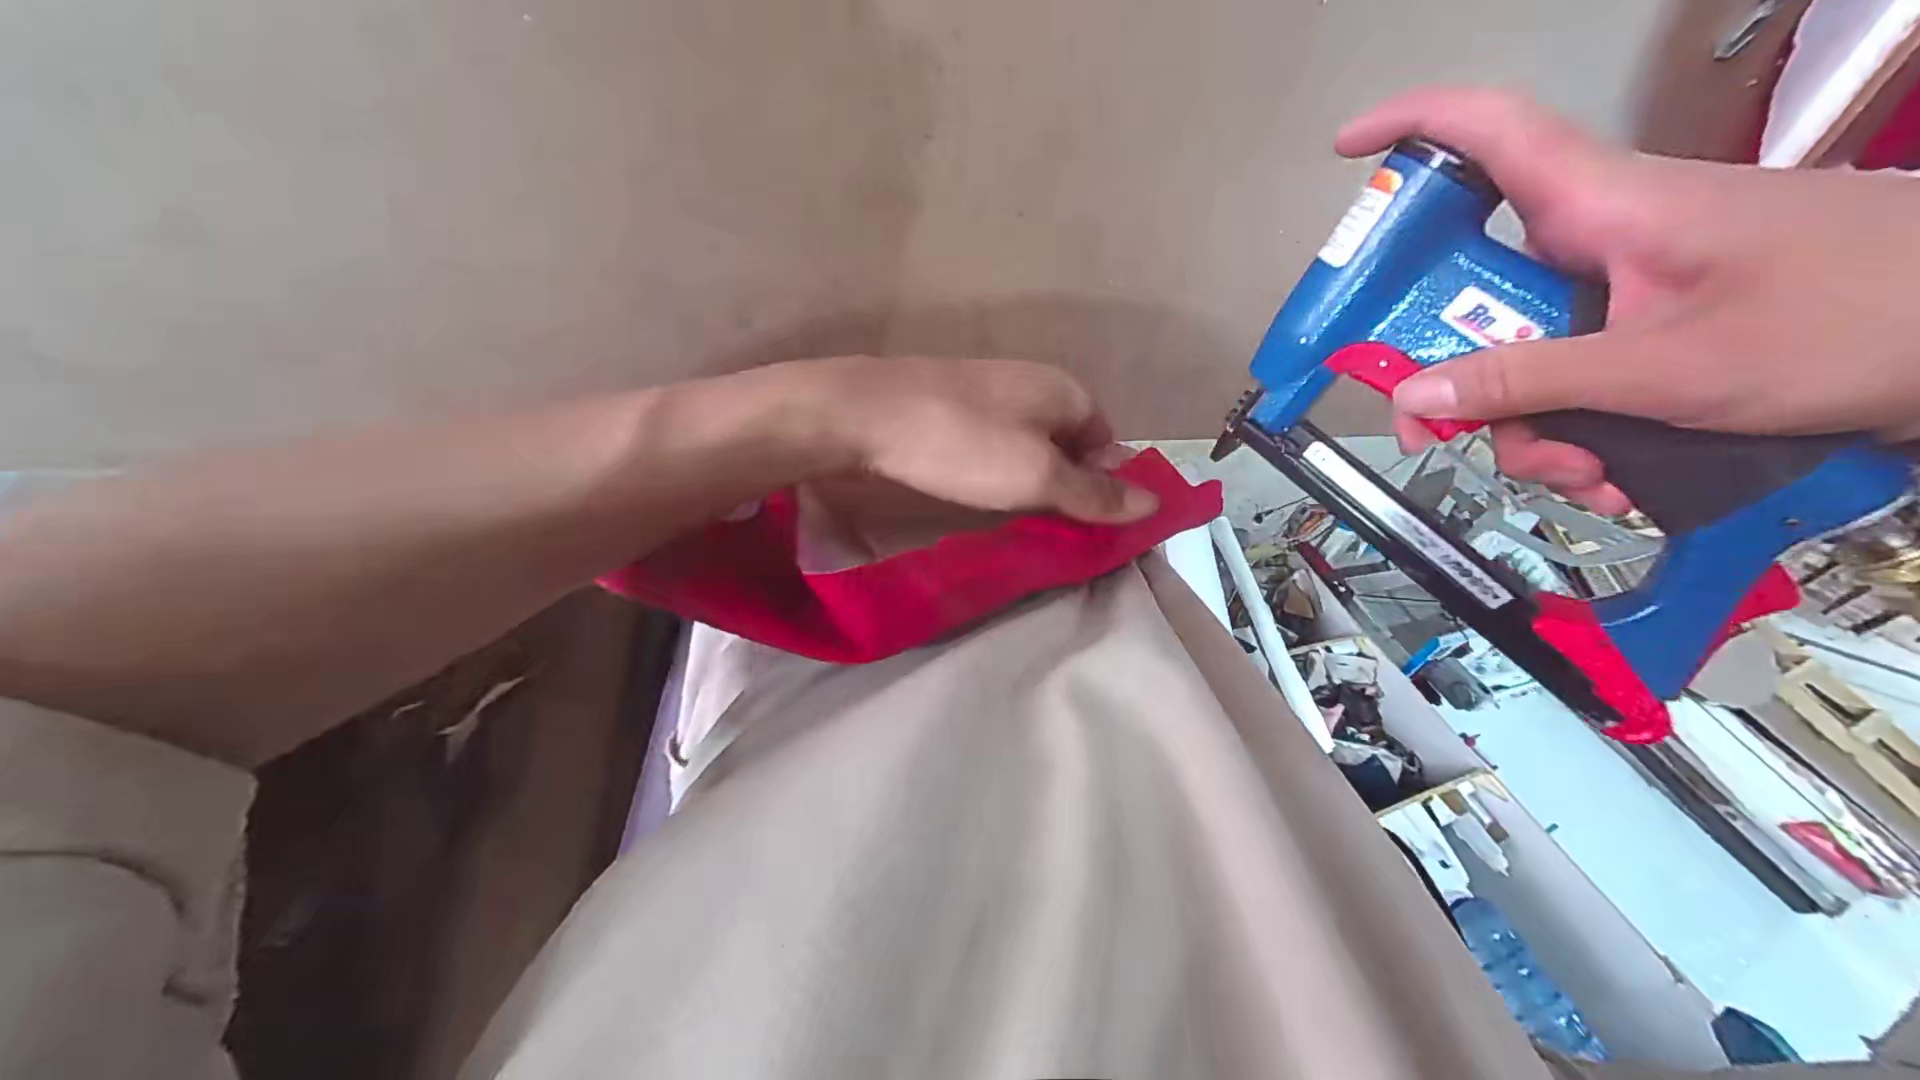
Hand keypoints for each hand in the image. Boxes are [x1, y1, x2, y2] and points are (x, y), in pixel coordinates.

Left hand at [795, 356, 1157, 524]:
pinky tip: (972, 491)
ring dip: (1026, 483)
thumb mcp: (1037, 477)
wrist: (864, 413)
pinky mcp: (951, 406)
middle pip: (1067, 445)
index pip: (1107, 443)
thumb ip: (1094, 492)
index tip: (1085, 527)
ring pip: (1026, 447)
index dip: (1103, 486)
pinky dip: (992, 471)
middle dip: (1063, 488)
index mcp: (1065, 390)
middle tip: (1047, 529)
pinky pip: (991, 445)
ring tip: (1009, 517)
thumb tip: (1155, 502)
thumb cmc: (962, 444)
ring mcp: (988, 391)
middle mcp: (1032, 383)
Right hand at [1336, 87, 1919, 513]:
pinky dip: (1572, 434)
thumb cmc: (1858, 321)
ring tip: (1580, 472)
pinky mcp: (1640, 330)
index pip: (1491, 133)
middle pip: (1471, 294)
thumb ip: (1528, 382)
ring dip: (1525, 428)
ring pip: (1515, 355)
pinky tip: (1612, 471)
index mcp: (1602, 208)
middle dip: (1449, 376)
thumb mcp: (1668, 369)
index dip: (1412, 127)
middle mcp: (1594, 241)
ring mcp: (1614, 290)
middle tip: (1432, 433)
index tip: (1347, 151)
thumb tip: (1411, 399)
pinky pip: (1564, 381)